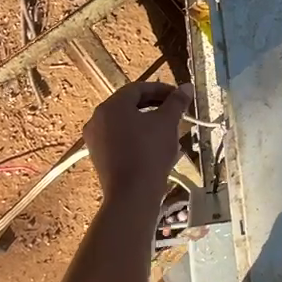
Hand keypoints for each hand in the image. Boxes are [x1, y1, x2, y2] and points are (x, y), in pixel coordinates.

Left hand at [83, 81, 190, 207]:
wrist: (132, 195)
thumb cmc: (150, 152)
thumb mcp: (167, 123)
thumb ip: (176, 101)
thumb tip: (186, 87)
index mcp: (112, 105)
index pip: (138, 88)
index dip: (161, 89)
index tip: (179, 96)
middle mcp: (98, 119)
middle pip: (129, 104)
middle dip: (154, 105)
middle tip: (175, 111)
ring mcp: (95, 139)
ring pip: (124, 122)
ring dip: (146, 121)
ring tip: (167, 129)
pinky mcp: (98, 158)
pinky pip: (119, 139)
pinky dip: (136, 137)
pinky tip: (153, 147)